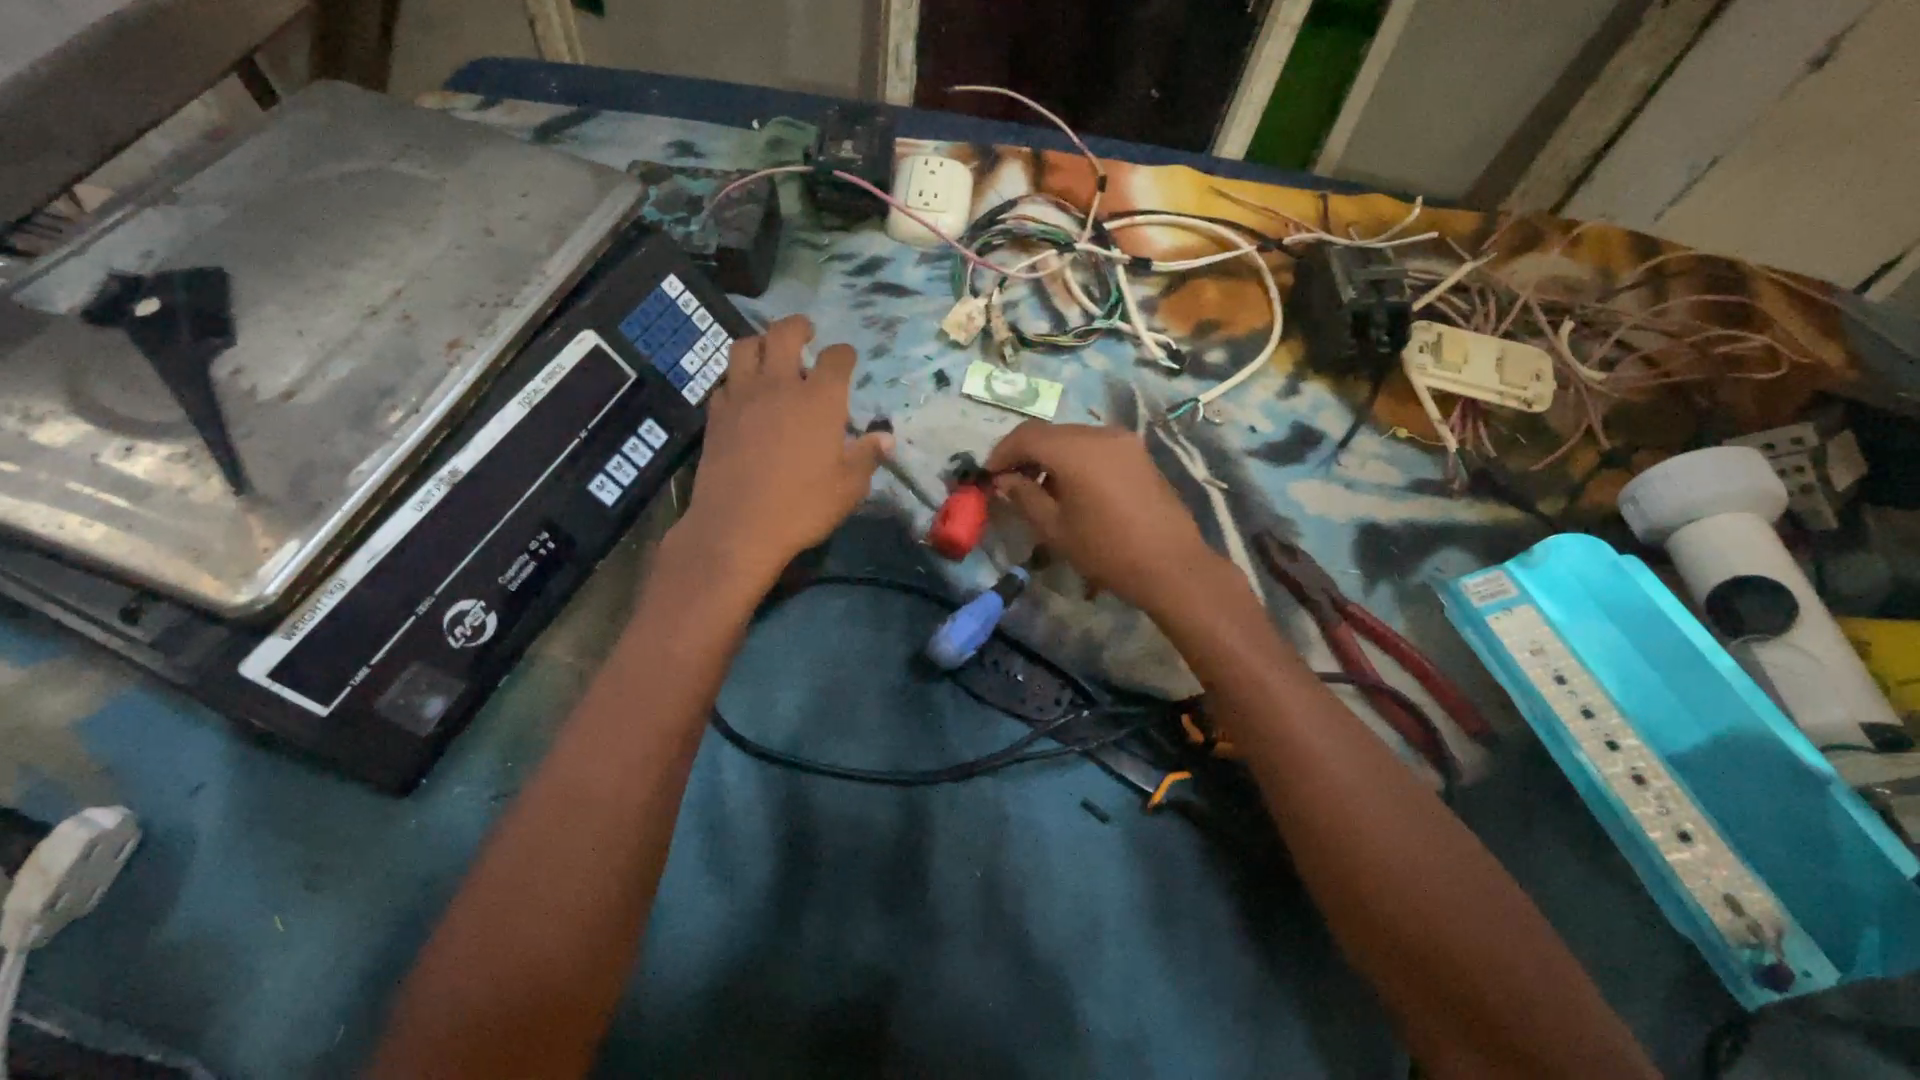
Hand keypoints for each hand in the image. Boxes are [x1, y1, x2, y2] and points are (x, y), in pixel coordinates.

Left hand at [675, 316, 889, 582]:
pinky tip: (743, 394)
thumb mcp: (849, 488)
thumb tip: (885, 438)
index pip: (836, 358)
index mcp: (820, 400)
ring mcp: (742, 397)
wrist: (737, 527)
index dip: (844, 354)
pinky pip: (725, 381)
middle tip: (806, 332)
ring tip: (769, 353)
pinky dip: (737, 379)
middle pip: (785, 333)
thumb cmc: (802, 507)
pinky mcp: (716, 415)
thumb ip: (867, 456)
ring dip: (760, 342)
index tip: (846, 359)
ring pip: (745, 346)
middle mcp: (780, 386)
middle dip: (799, 327)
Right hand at [986, 421, 1235, 615]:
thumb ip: (1024, 497)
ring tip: (1040, 491)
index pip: (1026, 435)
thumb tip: (1004, 480)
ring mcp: (1124, 442)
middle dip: (1025, 454)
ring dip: (1051, 457)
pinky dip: (1075, 460)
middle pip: (1050, 433)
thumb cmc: (1106, 551)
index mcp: (1075, 449)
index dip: (1002, 453)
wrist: (1171, 565)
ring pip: (1073, 438)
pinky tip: (1072, 490)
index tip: (989, 476)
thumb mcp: (1055, 528)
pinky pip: (1096, 447)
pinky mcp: (1138, 455)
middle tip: (1010, 483)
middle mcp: (1100, 434)